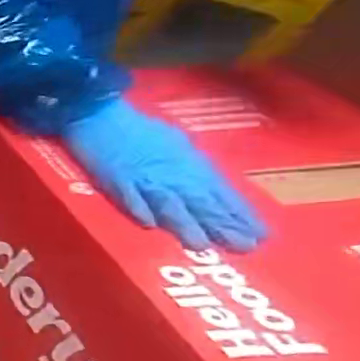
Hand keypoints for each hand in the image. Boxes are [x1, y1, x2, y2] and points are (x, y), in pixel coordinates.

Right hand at [63, 100, 266, 251]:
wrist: (97, 112)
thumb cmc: (136, 127)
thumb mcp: (174, 143)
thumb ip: (187, 167)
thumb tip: (205, 187)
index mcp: (189, 164)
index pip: (221, 193)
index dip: (240, 214)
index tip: (262, 236)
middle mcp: (172, 173)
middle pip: (200, 203)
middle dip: (222, 225)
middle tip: (244, 248)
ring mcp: (142, 176)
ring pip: (168, 203)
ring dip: (184, 224)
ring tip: (199, 246)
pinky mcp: (112, 177)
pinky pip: (127, 195)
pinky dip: (138, 208)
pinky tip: (147, 225)